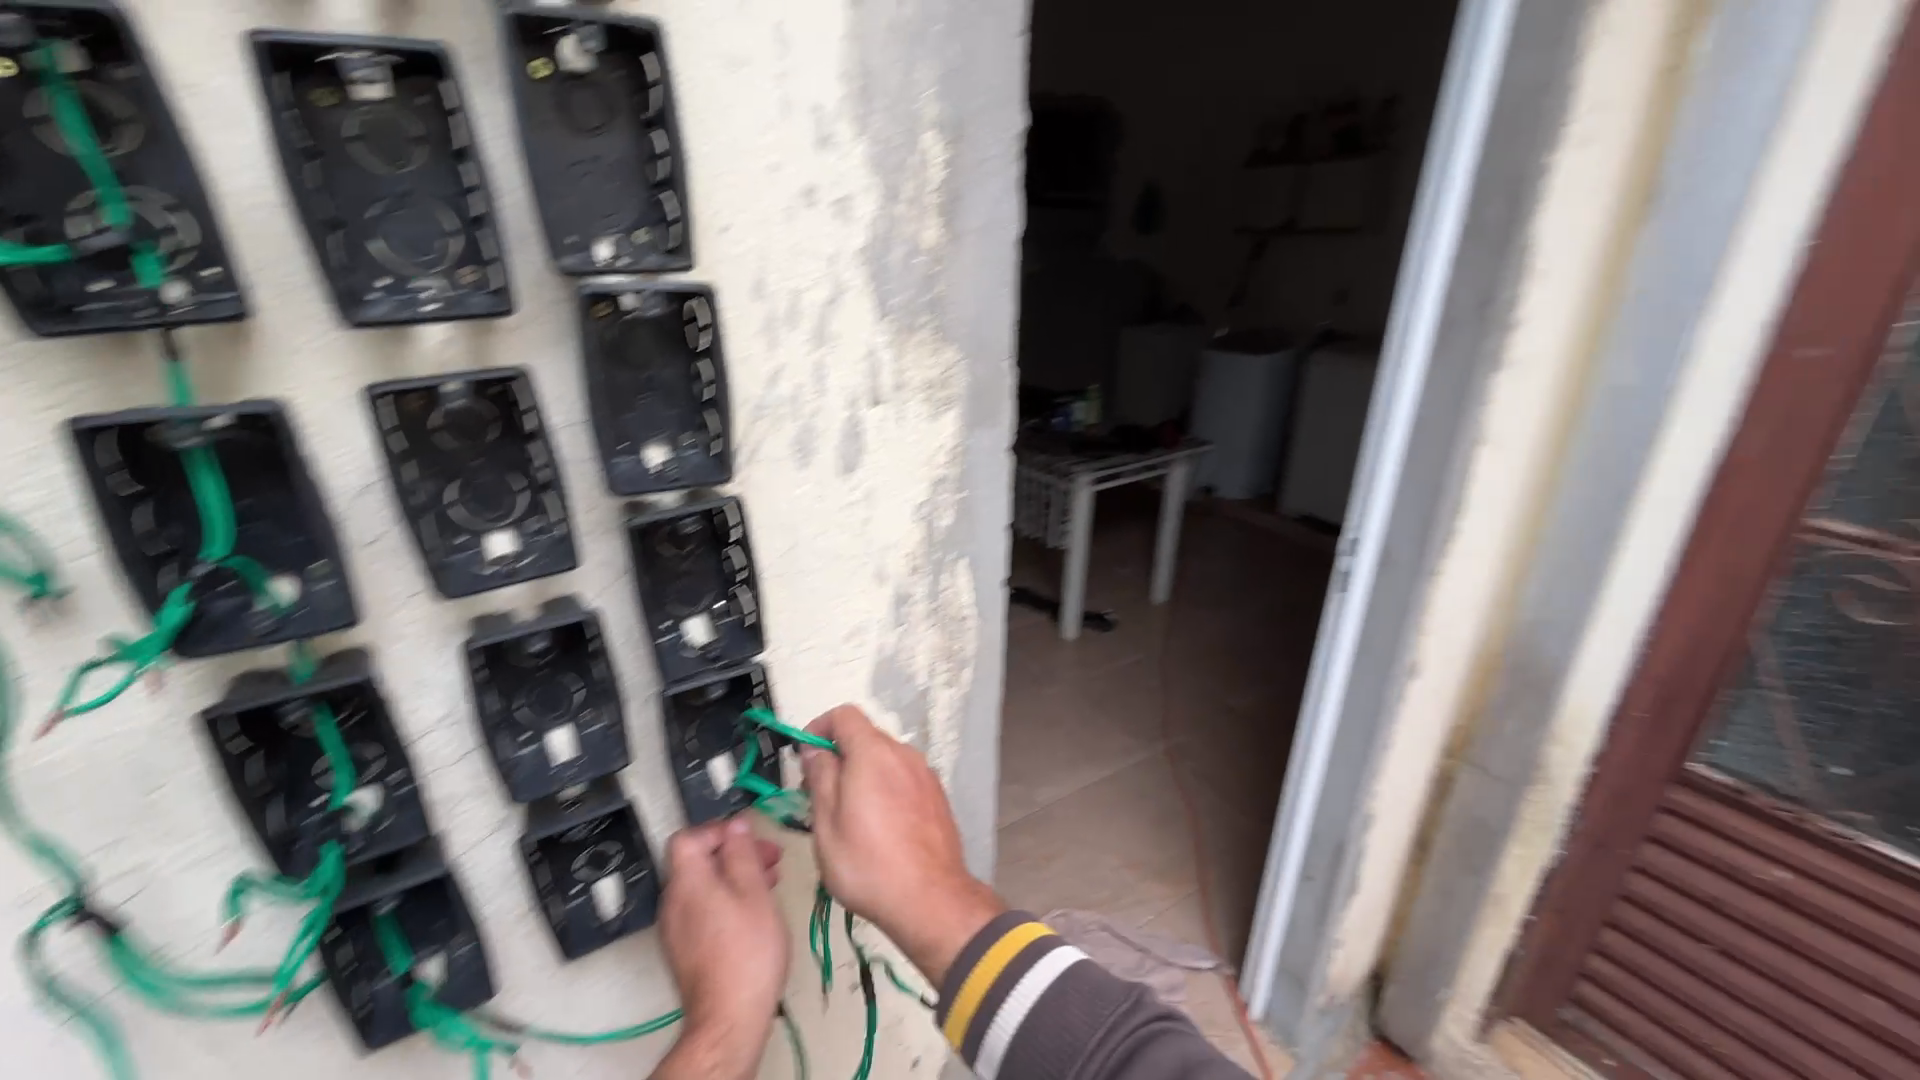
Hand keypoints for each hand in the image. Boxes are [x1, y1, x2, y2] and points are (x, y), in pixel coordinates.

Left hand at [654, 820, 787, 1079]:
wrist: (729, 1016)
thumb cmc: (747, 950)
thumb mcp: (754, 891)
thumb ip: (742, 852)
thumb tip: (735, 824)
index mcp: (686, 882)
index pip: (687, 838)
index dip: (717, 830)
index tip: (748, 836)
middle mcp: (673, 902)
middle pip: (697, 862)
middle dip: (734, 853)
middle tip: (770, 857)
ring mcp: (676, 929)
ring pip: (704, 887)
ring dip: (734, 876)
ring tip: (770, 882)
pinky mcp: (685, 950)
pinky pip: (703, 910)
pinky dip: (727, 900)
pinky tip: (755, 912)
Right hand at [803, 704, 1004, 984]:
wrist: (930, 899)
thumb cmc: (868, 864)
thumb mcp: (826, 824)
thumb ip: (820, 777)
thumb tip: (815, 750)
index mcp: (873, 753)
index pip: (844, 715)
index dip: (819, 728)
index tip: (805, 757)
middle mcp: (904, 755)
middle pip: (866, 737)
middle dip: (839, 756)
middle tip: (819, 794)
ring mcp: (925, 775)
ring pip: (886, 760)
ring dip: (863, 775)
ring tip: (848, 816)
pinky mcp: (937, 797)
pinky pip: (904, 779)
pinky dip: (886, 789)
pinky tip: (879, 828)